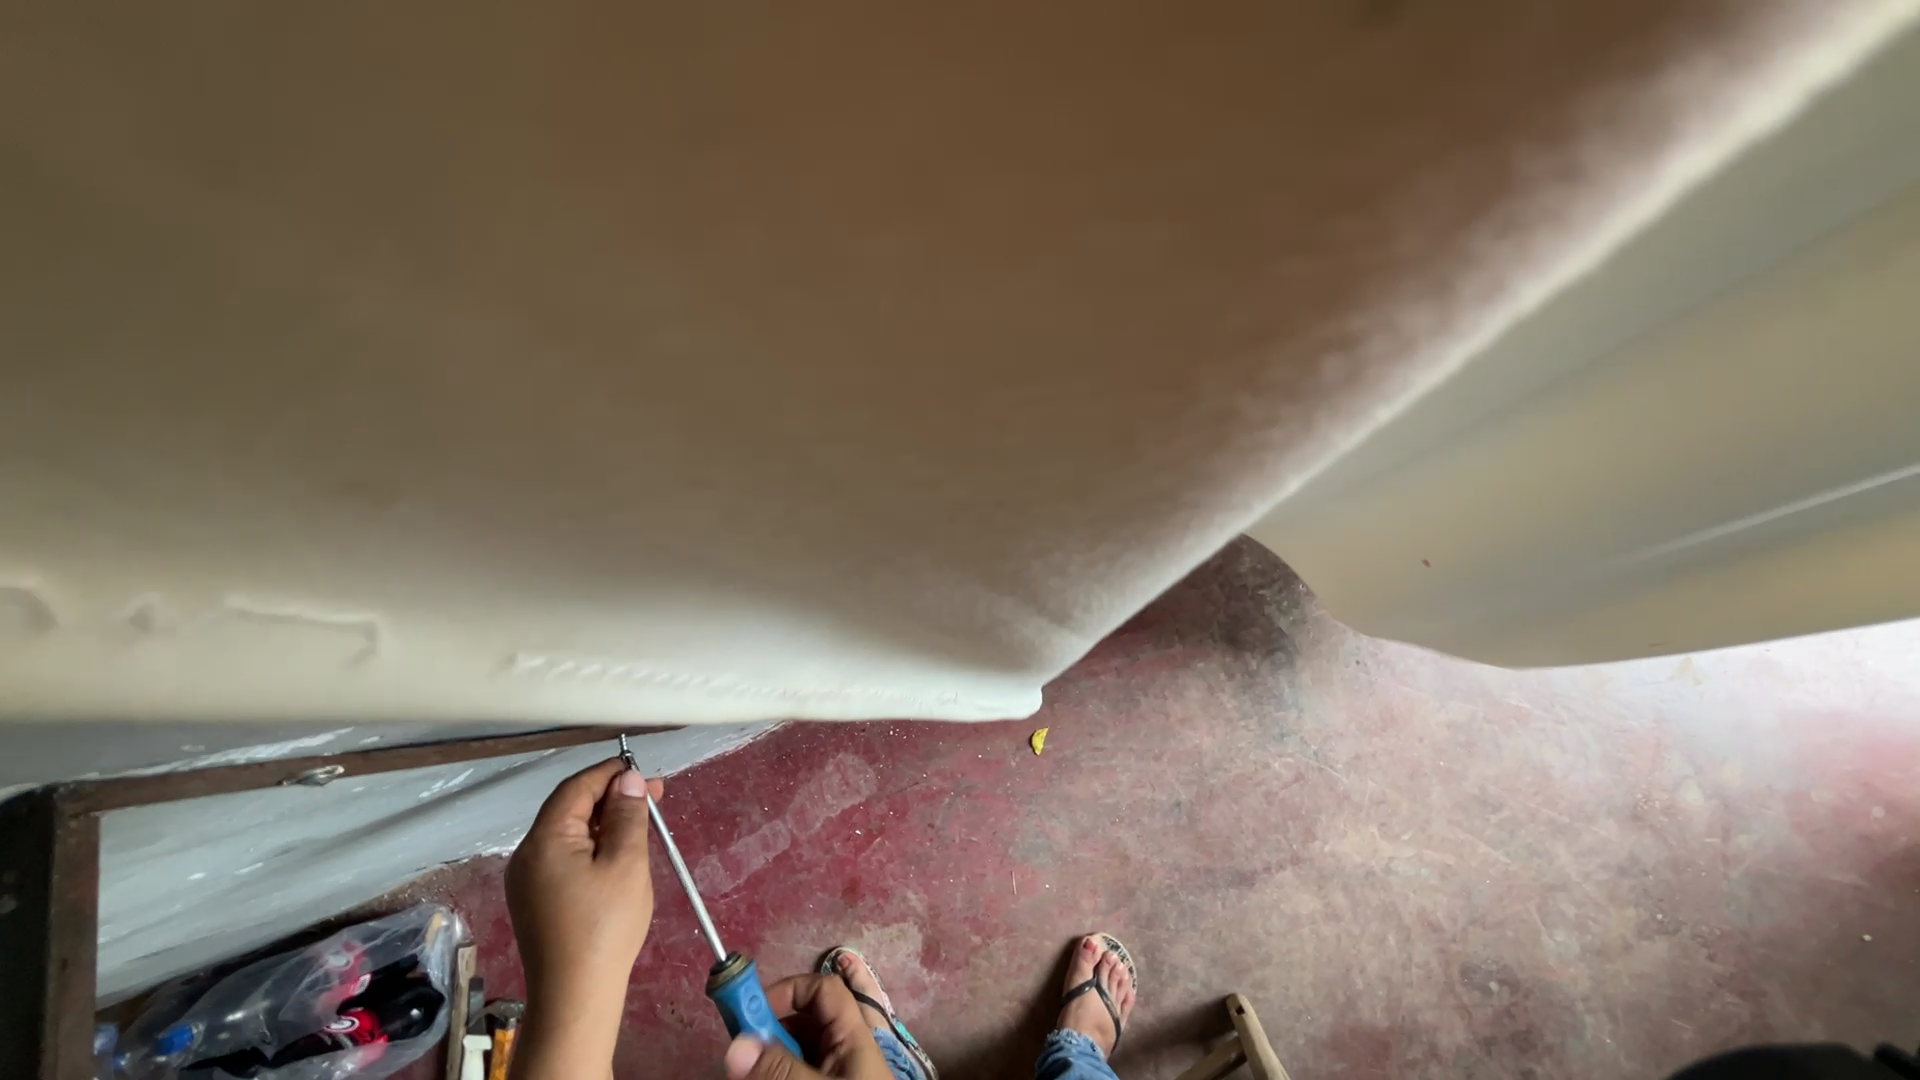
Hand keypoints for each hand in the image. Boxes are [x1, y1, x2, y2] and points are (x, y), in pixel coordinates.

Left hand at [506, 758, 662, 1079]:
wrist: (576, 995)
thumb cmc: (606, 924)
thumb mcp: (626, 862)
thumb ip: (628, 815)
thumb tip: (628, 779)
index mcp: (545, 840)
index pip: (576, 788)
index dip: (610, 774)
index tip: (646, 772)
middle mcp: (528, 854)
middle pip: (569, 808)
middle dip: (611, 796)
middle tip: (656, 795)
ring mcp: (528, 879)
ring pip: (568, 832)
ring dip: (605, 819)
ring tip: (643, 821)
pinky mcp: (536, 898)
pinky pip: (565, 855)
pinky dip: (594, 842)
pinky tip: (619, 851)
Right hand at [724, 974, 894, 1079]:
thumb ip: (779, 1071)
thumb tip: (734, 1045)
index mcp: (852, 1037)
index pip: (822, 991)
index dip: (788, 992)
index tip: (750, 1016)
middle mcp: (843, 1053)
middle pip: (802, 1026)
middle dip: (768, 1037)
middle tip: (738, 1061)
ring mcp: (833, 1076)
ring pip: (794, 1058)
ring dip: (768, 1066)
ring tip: (745, 1077)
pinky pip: (794, 1077)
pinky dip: (776, 1078)